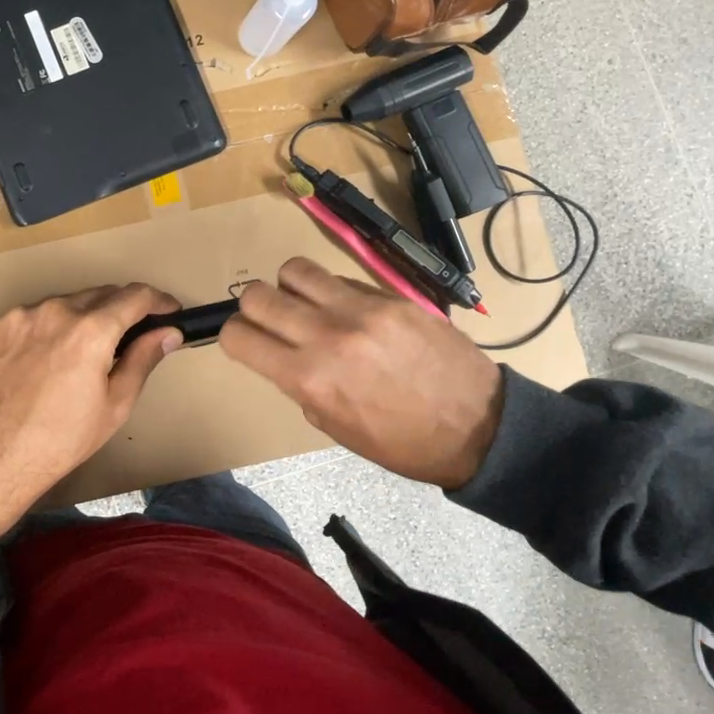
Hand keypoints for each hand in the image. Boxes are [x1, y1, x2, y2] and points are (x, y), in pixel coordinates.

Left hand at [0, 284, 182, 543]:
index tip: (168, 309)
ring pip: (62, 304)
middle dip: (121, 308)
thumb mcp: (114, 405)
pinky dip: (46, 328)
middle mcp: (53, 312)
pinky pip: (30, 317)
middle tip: (132, 332)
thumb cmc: (60, 440)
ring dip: (81, 317)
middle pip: (99, 295)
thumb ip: (143, 360)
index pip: (134, 296)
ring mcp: (18, 317)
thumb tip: (168, 333)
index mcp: (90, 331)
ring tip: (83, 352)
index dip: (157, 300)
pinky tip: (46, 358)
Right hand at [220, 257, 503, 489]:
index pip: (237, 335)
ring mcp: (362, 310)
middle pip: (257, 295)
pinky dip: (331, 291)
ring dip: (288, 287)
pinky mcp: (391, 296)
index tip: (245, 342)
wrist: (479, 428)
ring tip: (306, 305)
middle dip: (253, 309)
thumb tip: (282, 354)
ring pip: (294, 270)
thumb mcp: (333, 427)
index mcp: (308, 378)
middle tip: (271, 322)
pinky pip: (339, 277)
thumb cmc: (401, 443)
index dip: (233, 337)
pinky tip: (348, 312)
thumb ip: (298, 384)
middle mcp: (327, 336)